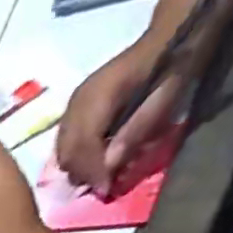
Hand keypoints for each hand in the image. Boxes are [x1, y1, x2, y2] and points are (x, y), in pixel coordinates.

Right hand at [55, 36, 192, 196]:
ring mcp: (72, 106)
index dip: (93, 172)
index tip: (106, 191)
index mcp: (98, 96)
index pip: (83, 146)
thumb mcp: (162, 101)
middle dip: (84, 174)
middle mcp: (77, 102)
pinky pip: (64, 144)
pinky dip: (76, 158)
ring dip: (78, 168)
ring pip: (62, 152)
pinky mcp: (73, 111)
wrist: (164, 42)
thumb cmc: (170, 69)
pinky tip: (94, 162)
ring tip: (99, 176)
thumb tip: (107, 169)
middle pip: (67, 153)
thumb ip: (133, 134)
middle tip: (104, 186)